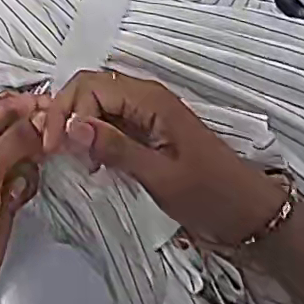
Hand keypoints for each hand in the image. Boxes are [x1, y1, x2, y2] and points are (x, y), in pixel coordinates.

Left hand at [0, 94, 44, 303]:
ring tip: (21, 182)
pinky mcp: (8, 194)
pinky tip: (19, 198)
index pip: (4, 108)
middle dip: (35, 134)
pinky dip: (30, 182)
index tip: (59, 107)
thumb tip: (41, 115)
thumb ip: (15, 140)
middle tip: (54, 142)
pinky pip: (30, 176)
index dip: (30, 105)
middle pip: (19, 127)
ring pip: (28, 152)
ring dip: (32, 162)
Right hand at [40, 70, 289, 245]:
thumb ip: (115, 148)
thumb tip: (71, 126)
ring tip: (67, 153)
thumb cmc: (210, 196)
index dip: (65, 112)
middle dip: (65, 111)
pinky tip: (87, 156)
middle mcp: (144, 96)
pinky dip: (89, 130)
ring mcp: (145, 111)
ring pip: (96, 100)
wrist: (250, 216)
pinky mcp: (145, 128)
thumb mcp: (160, 176)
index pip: (91, 87)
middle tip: (53, 148)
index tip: (52, 147)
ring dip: (75, 120)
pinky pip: (107, 116)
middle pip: (89, 86)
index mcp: (150, 100)